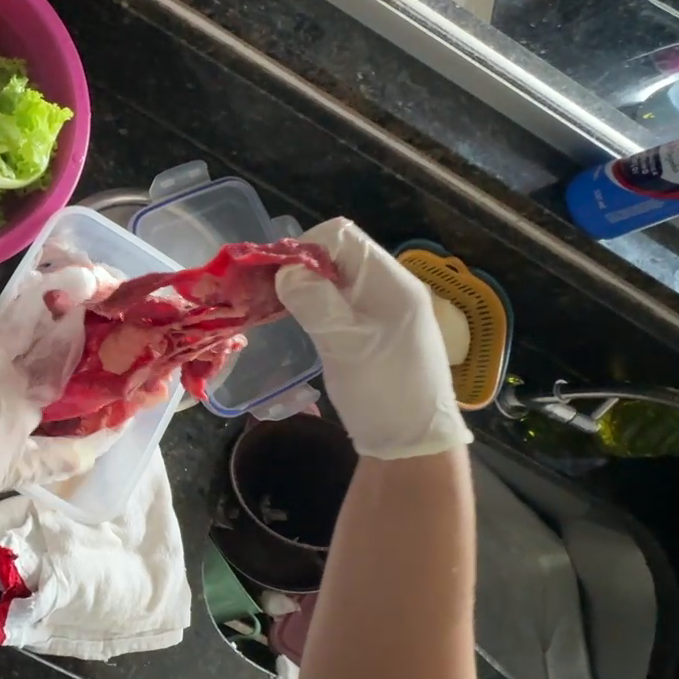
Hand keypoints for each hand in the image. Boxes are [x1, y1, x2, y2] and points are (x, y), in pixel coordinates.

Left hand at [0, 287, 115, 517]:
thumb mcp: (18, 472)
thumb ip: (60, 458)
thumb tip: (101, 447)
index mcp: (28, 403)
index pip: (62, 371)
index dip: (80, 349)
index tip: (99, 326)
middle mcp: (10, 374)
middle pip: (42, 340)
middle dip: (63, 316)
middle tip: (82, 289)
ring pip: (11, 326)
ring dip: (27, 304)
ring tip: (43, 281)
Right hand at [275, 218, 470, 459]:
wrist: (412, 443)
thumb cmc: (383, 390)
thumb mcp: (344, 344)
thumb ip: (314, 301)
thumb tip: (285, 270)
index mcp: (390, 281)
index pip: (341, 236)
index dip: (303, 248)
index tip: (275, 277)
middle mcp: (388, 285)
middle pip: (336, 253)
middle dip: (297, 266)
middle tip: (266, 293)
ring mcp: (381, 307)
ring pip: (333, 277)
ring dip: (301, 286)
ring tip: (274, 306)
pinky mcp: (371, 327)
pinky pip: (337, 298)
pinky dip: (311, 302)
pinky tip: (295, 319)